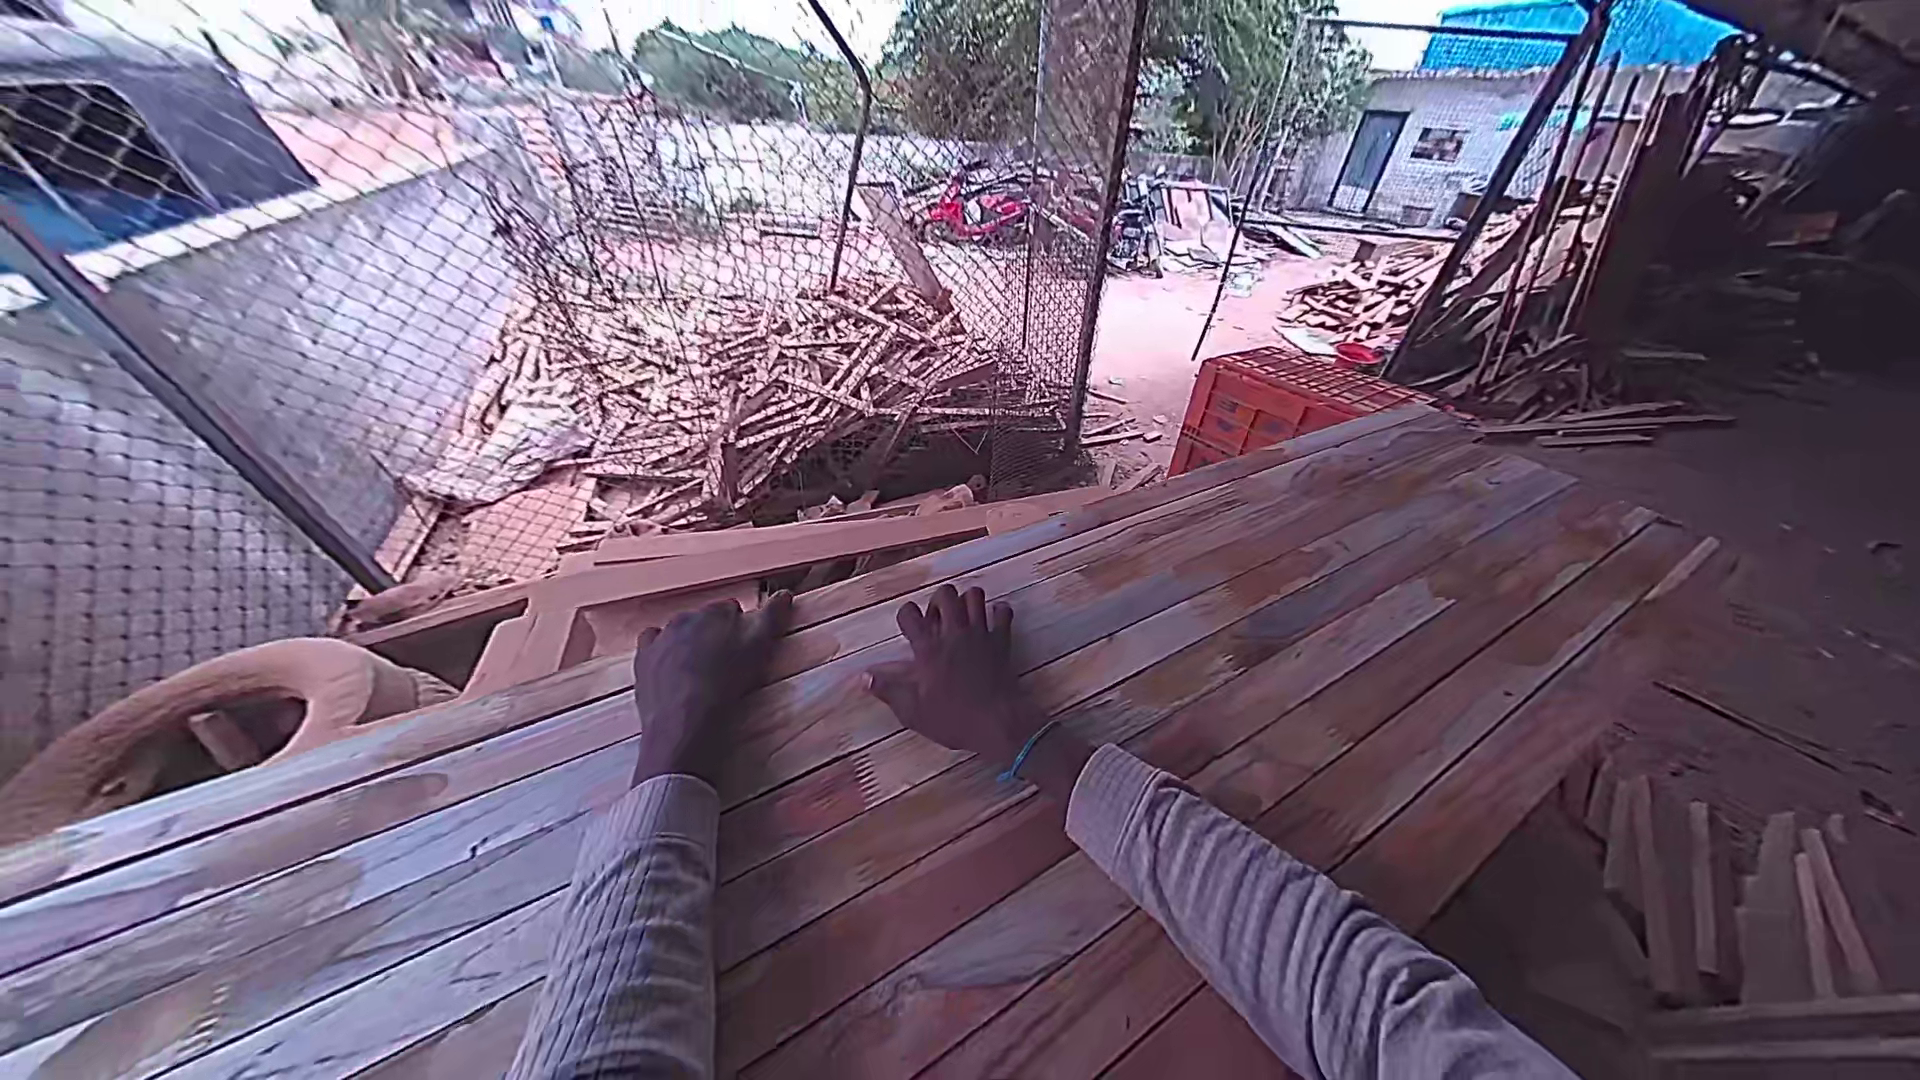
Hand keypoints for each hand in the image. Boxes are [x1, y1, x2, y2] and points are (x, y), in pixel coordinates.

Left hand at [631, 590, 791, 785]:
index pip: (731, 609)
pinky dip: (662, 650)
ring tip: (700, 668)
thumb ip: (774, 616)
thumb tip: (784, 593)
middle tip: (725, 659)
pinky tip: (671, 665)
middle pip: (704, 619)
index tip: (744, 646)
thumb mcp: (761, 647)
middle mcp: (685, 618)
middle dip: (714, 632)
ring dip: (689, 642)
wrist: (686, 721)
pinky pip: (652, 644)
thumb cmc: (728, 682)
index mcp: (715, 612)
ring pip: (679, 631)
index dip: (740, 626)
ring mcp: (660, 638)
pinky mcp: (643, 659)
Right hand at [864, 585, 1090, 798]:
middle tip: (938, 620)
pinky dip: (998, 612)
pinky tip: (991, 623)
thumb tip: (862, 678)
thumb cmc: (953, 719)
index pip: (909, 614)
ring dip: (967, 601)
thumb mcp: (913, 711)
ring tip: (963, 618)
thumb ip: (887, 690)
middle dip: (939, 600)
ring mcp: (980, 633)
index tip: (910, 627)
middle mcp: (954, 633)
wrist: (997, 723)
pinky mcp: (1002, 640)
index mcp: (929, 648)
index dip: (907, 615)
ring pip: (974, 595)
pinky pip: (1003, 612)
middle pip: (945, 593)